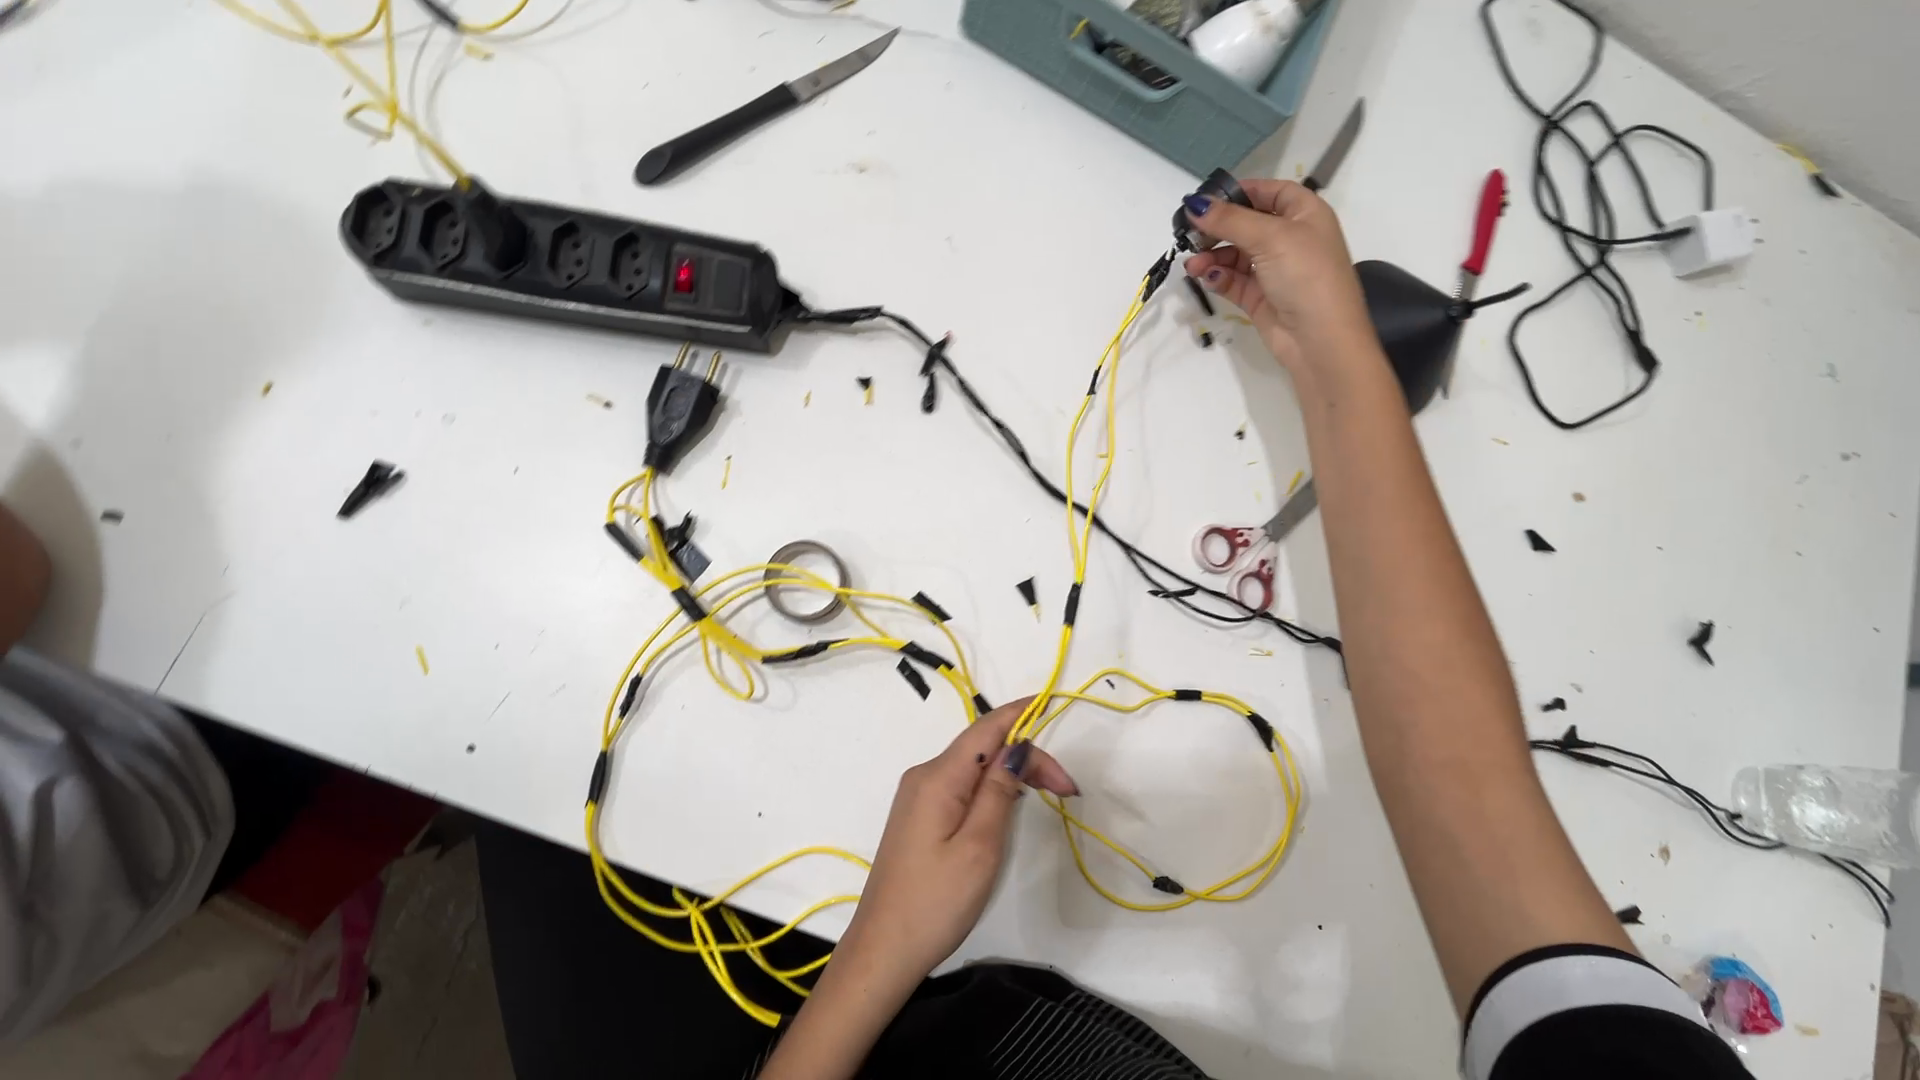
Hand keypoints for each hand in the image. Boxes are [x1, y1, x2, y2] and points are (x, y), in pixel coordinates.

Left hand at [836, 697, 1076, 987]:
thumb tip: (1017, 746)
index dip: (1021, 715)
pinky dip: (991, 786)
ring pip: (973, 766)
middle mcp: (924, 776)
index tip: (1056, 707)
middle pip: (983, 746)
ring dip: (1011, 771)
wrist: (884, 949)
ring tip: (1049, 793)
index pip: (986, 729)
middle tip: (1068, 790)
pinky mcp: (918, 817)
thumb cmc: (936, 901)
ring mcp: (918, 797)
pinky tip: (1009, 802)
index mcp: (938, 778)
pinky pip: (961, 785)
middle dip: (1026, 754)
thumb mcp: (979, 846)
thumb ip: (1000, 792)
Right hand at [1182, 179, 1375, 373]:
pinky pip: (1232, 280)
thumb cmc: (1305, 275)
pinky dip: (1217, 276)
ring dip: (1212, 255)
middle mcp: (1290, 239)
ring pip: (1235, 254)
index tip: (1207, 199)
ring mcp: (1274, 270)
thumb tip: (1194, 204)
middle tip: (1189, 233)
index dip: (1241, 192)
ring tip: (1192, 264)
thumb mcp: (1271, 237)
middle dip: (1218, 228)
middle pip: (1247, 224)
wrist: (1319, 338)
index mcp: (1305, 214)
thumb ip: (1230, 220)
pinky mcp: (1259, 296)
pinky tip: (1204, 276)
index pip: (1270, 192)